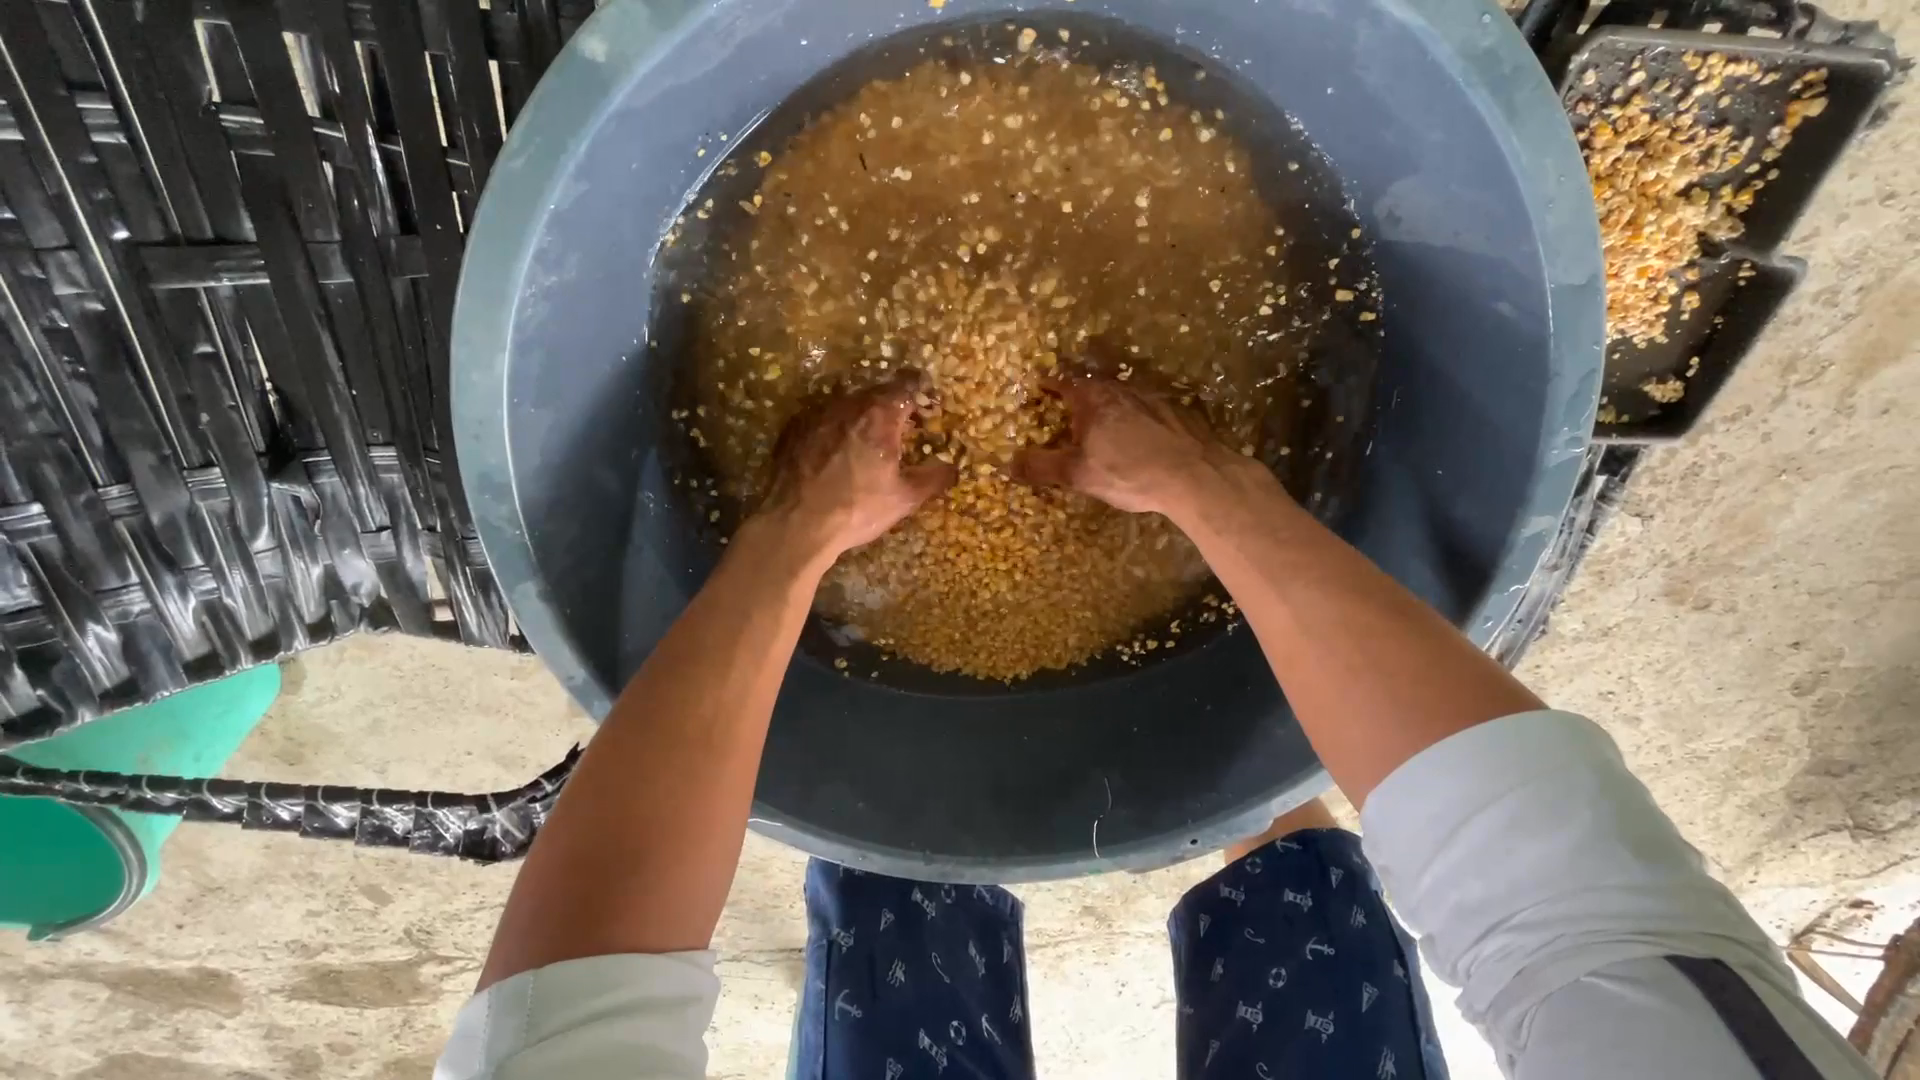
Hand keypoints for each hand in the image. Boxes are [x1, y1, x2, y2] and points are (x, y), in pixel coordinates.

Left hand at [754, 375, 956, 564]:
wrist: (796, 524)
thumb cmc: (857, 508)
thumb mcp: (904, 498)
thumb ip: (933, 477)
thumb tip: (952, 466)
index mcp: (880, 414)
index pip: (907, 385)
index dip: (921, 391)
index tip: (928, 405)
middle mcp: (848, 405)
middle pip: (877, 393)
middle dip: (894, 407)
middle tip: (904, 429)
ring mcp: (817, 415)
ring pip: (849, 406)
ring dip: (864, 418)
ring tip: (870, 444)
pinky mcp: (794, 430)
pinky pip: (825, 420)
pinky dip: (838, 430)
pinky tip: (838, 454)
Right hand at [1010, 373, 1243, 515]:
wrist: (1193, 475)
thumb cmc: (1128, 472)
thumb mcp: (1077, 474)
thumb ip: (1041, 467)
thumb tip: (1007, 462)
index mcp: (1093, 399)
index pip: (1062, 382)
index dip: (1048, 385)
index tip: (1038, 389)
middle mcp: (1120, 390)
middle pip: (1092, 388)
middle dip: (1077, 398)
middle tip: (1065, 413)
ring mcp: (1150, 399)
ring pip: (1120, 398)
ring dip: (1107, 409)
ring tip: (1099, 428)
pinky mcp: (1174, 414)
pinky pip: (1143, 411)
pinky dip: (1132, 420)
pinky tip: (1136, 439)